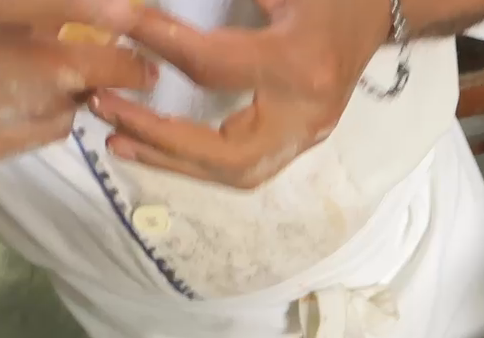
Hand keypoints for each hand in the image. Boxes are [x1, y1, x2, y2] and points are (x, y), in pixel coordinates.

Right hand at [0, 0, 154, 164]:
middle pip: (40, 69)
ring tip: (93, 68)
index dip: (68, 9)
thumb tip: (77, 7)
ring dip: (83, 87)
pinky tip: (50, 92)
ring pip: (47, 105)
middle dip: (105, 65)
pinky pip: (34, 132)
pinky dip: (57, 110)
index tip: (126, 13)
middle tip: (143, 59)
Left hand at [91, 0, 392, 187]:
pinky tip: (161, 147)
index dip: (159, 43)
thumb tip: (132, 6)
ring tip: (119, 141)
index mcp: (300, 68)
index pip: (216, 68)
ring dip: (176, 163)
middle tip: (105, 109)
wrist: (379, 12)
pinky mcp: (300, 141)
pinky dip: (199, 162)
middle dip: (163, 139)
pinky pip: (246, 167)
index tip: (114, 20)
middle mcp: (305, 116)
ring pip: (238, 174)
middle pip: (229, 156)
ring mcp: (306, 136)